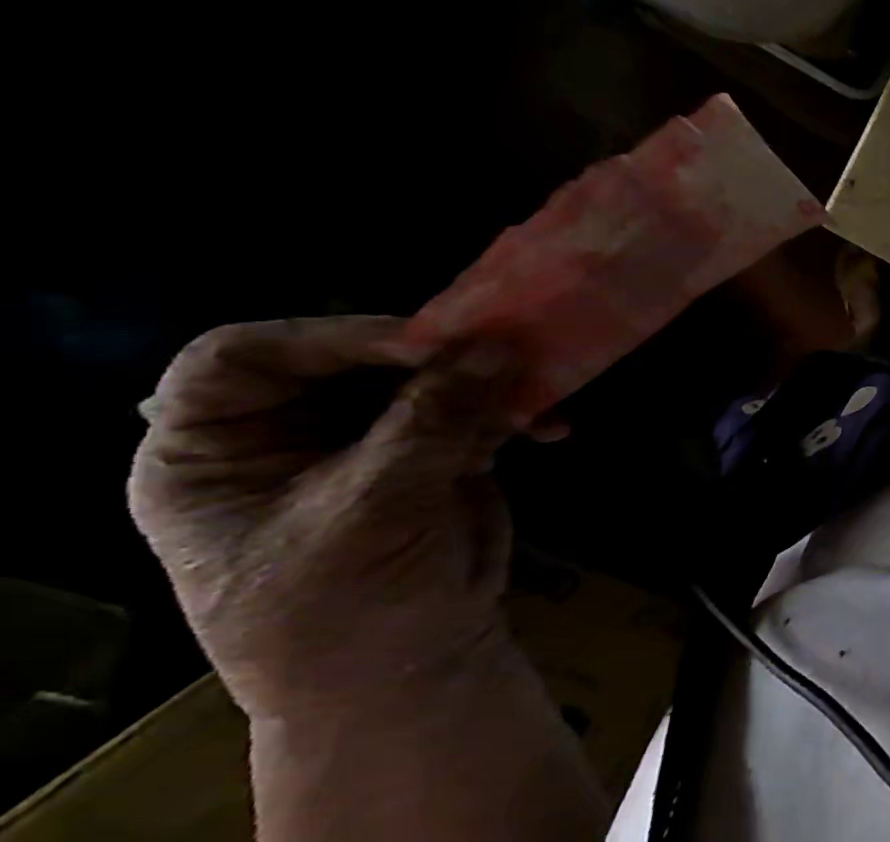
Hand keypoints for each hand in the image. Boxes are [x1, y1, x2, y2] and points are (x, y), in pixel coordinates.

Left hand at [129, 316, 525, 721]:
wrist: (412, 671)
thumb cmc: (345, 614)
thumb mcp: (373, 515)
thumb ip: (431, 423)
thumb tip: (495, 345)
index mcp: (217, 448)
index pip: (244, 357)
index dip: (326, 339)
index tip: (418, 345)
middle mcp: (289, 431)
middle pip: (354, 358)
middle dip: (431, 357)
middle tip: (500, 352)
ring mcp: (369, 437)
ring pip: (426, 376)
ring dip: (487, 382)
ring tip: (537, 398)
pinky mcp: (435, 448)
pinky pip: (475, 406)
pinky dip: (514, 412)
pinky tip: (549, 429)